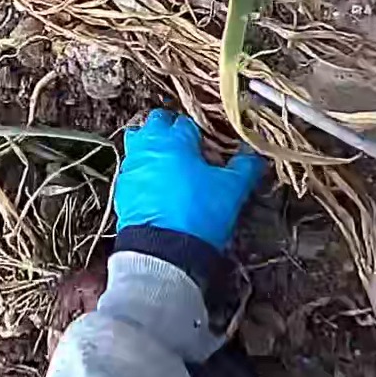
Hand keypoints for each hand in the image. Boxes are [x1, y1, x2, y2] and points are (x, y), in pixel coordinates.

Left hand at [114, 110, 266, 249]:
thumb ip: (244, 167)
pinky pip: (131, 171)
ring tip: (170, 165)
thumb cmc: (197, 214)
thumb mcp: (231, 189)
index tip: (209, 146)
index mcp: (175, 139)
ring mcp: (131, 168)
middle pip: (155, 122)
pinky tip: (157, 188)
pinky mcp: (121, 191)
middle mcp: (148, 147)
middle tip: (186, 146)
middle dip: (169, 128)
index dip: (200, 133)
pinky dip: (142, 173)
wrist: (163, 254)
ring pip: (137, 143)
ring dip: (151, 147)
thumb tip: (254, 158)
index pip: (187, 122)